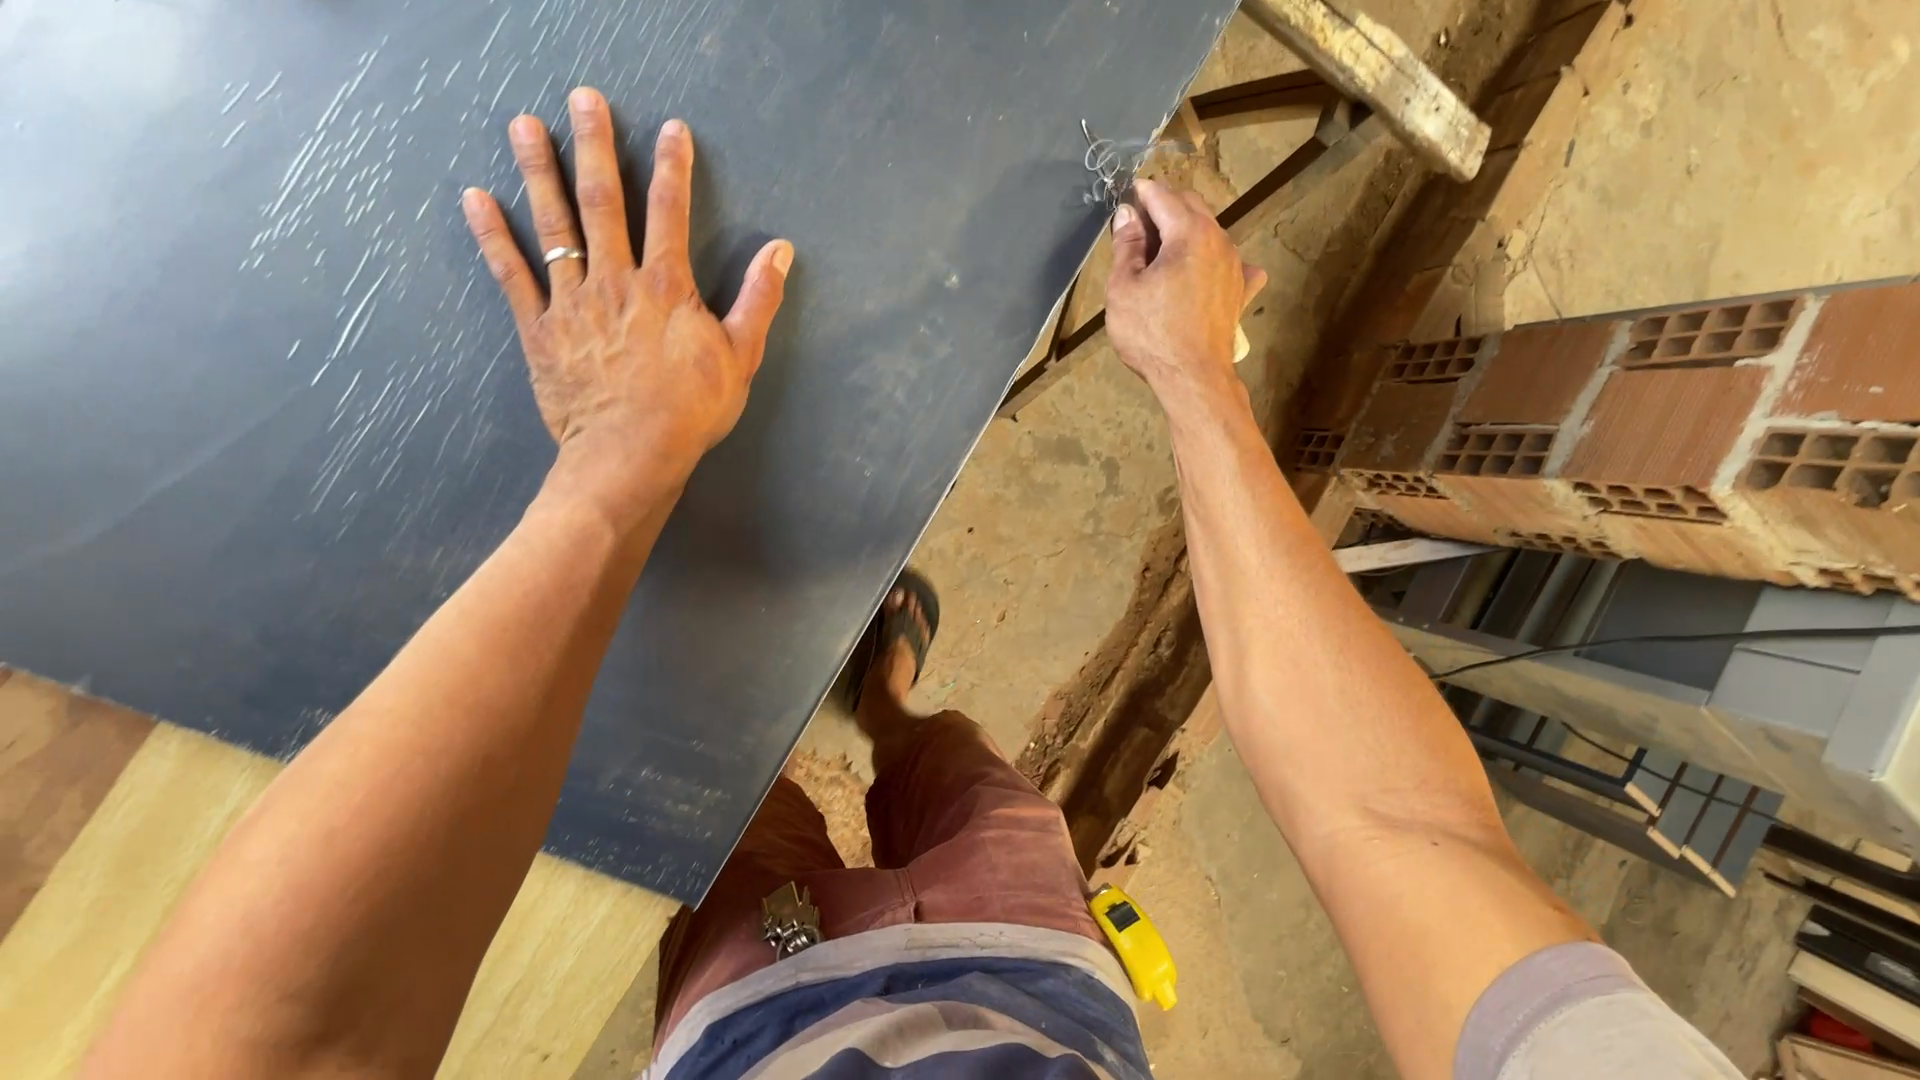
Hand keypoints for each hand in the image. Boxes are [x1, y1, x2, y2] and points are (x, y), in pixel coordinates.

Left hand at [461, 86, 793, 525]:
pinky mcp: (541, 328)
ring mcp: (573, 301)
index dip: (674, 167)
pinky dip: (493, 236)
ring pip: (553, 226)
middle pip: (603, 201)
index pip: (671, 212)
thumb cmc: (692, 409)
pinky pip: (512, 275)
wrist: (631, 453)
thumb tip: (781, 251)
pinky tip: (476, 198)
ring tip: (523, 125)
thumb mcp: (741, 357)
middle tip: (583, 98)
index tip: (672, 128)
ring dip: (538, 171)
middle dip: (595, 146)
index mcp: (667, 285)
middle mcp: (616, 280)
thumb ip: (759, 300)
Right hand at [1104, 180, 1265, 407]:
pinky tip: (1204, 273)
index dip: (1141, 193)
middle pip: (1191, 206)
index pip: (1163, 196)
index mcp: (1189, 233)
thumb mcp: (1124, 288)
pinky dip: (1214, 260)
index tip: (1125, 196)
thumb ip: (1127, 246)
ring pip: (1210, 232)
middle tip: (1138, 226)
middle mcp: (1219, 240)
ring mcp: (1235, 265)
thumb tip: (1127, 214)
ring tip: (1161, 253)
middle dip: (1164, 207)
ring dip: (1185, 232)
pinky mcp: (1240, 291)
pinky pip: (1231, 263)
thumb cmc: (1152, 333)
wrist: (1193, 377)